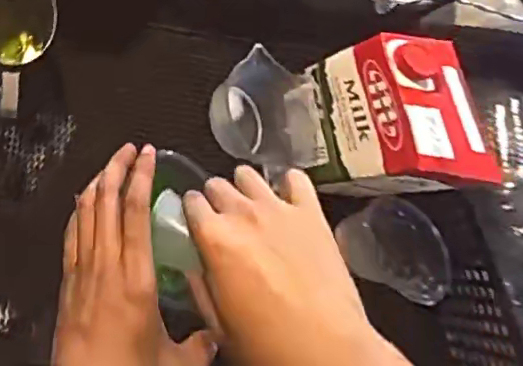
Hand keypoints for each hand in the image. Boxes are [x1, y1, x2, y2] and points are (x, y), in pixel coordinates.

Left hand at [55, 144, 216, 365]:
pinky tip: (85, 202)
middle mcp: (105, 264)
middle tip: (129, 148)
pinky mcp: (66, 280)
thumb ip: (198, 345)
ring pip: (86, 208)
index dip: (141, 175)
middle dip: (116, 165)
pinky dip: (80, 208)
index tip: (147, 153)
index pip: (134, 209)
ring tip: (111, 165)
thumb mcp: (173, 364)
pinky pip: (71, 230)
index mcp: (135, 277)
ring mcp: (82, 269)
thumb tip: (216, 335)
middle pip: (106, 197)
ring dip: (98, 180)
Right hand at [183, 168, 408, 365]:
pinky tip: (288, 201)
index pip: (191, 201)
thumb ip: (201, 288)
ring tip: (254, 210)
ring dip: (246, 189)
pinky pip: (295, 178)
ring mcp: (277, 208)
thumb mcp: (221, 328)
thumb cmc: (273, 349)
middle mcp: (242, 213)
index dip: (193, 213)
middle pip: (216, 184)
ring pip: (248, 174)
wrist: (332, 355)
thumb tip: (194, 265)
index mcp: (215, 239)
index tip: (198, 224)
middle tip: (226, 223)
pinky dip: (289, 186)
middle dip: (217, 200)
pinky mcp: (309, 211)